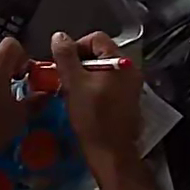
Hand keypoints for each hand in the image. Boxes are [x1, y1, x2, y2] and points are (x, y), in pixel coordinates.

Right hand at [49, 31, 141, 173]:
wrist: (110, 152)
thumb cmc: (93, 117)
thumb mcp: (74, 83)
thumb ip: (65, 57)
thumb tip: (59, 36)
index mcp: (121, 62)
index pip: (96, 38)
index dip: (75, 47)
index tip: (62, 65)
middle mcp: (130, 70)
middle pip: (99, 54)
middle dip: (78, 63)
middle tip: (64, 78)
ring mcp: (131, 86)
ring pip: (102, 70)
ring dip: (83, 76)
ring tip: (70, 91)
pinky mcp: (127, 101)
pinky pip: (107, 85)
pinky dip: (93, 88)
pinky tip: (82, 102)